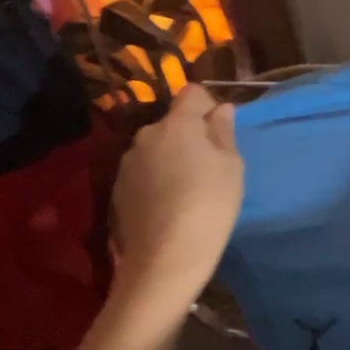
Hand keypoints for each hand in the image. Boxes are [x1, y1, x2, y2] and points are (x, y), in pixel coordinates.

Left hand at [112, 84, 243, 285]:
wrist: (165, 256)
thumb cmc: (210, 205)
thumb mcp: (232, 167)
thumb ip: (224, 132)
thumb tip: (221, 110)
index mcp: (178, 124)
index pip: (193, 93)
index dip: (209, 106)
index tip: (220, 131)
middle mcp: (147, 134)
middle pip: (173, 123)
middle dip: (189, 135)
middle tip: (208, 166)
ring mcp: (128, 161)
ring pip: (156, 148)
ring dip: (170, 158)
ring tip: (186, 189)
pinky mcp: (117, 187)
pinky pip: (143, 171)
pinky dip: (155, 179)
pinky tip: (167, 205)